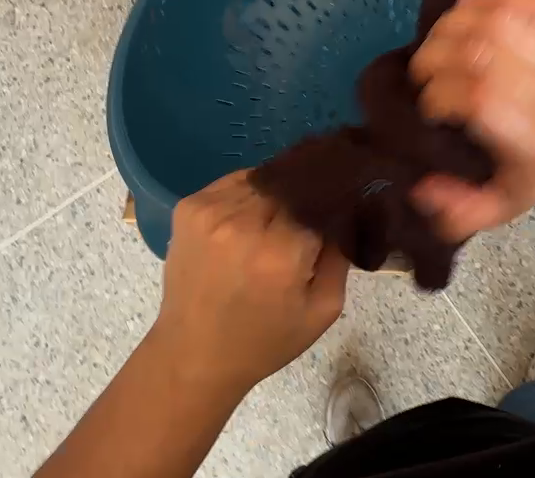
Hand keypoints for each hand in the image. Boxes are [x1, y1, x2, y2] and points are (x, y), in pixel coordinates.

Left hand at [149, 171, 349, 396]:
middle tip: (301, 223)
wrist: (193, 355)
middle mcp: (243, 223)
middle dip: (300, 200)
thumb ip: (340, 256)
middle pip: (288, 187)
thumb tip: (345, 210)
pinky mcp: (189, 206)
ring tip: (272, 223)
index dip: (328, 205)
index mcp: (280, 252)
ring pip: (261, 180)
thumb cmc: (264, 340)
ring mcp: (211, 210)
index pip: (319, 201)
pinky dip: (245, 194)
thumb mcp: (322, 310)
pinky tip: (245, 221)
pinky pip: (233, 183)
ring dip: (273, 195)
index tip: (333, 213)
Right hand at [408, 0, 534, 241]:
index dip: (442, 94)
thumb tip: (423, 190)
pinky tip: (467, 6)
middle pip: (486, 51)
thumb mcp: (493, 209)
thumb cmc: (522, 174)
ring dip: (455, 23)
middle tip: (422, 70)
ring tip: (437, 40)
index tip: (428, 107)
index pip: (482, 99)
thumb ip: (457, 211)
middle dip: (438, 55)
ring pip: (501, 18)